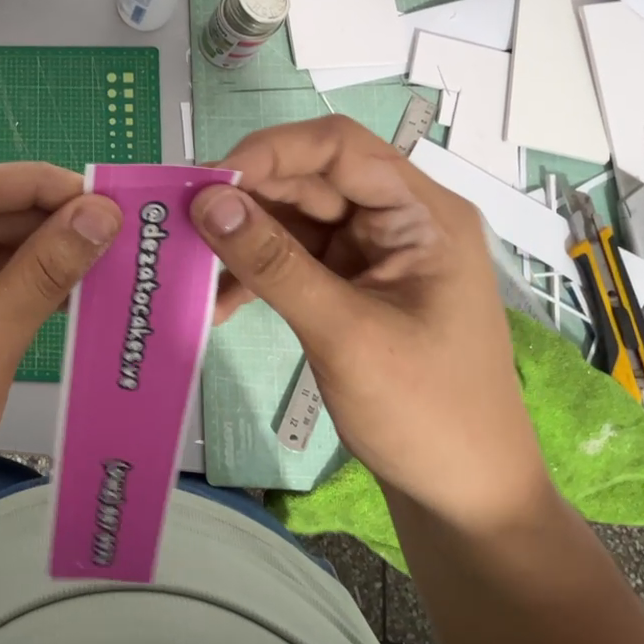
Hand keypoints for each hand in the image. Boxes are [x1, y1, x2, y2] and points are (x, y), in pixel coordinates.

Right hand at [189, 116, 548, 529]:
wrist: (463, 495)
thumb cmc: (426, 411)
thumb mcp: (344, 333)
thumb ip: (273, 262)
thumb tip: (207, 200)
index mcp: (422, 215)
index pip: (339, 147)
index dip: (271, 152)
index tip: (208, 184)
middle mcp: (397, 221)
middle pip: (308, 181)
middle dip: (244, 201)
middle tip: (180, 227)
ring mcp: (370, 254)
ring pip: (290, 219)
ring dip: (240, 242)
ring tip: (193, 271)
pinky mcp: (347, 285)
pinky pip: (288, 259)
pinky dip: (251, 274)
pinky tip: (219, 304)